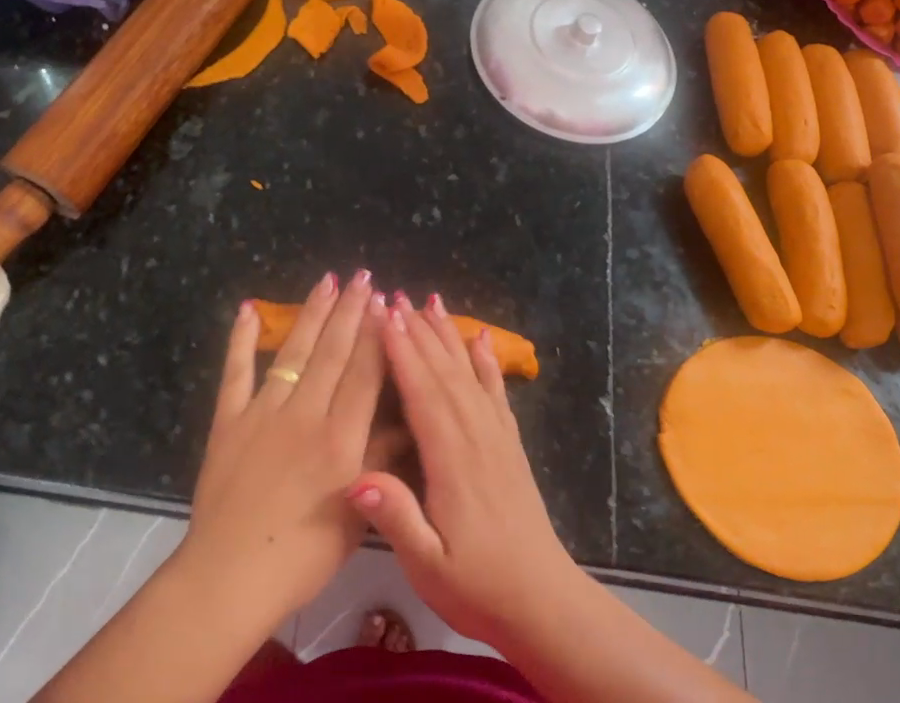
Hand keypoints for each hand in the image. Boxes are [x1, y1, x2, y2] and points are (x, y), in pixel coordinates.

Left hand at [175, 270, 387, 625]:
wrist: (231, 576)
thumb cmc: (305, 555)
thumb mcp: (358, 511)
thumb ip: (381, 458)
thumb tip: (409, 415)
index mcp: (340, 438)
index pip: (364, 373)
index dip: (377, 334)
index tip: (386, 301)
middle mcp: (305, 415)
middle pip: (332, 352)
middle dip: (350, 311)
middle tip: (363, 276)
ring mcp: (262, 413)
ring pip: (293, 353)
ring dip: (311, 314)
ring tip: (327, 281)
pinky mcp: (228, 422)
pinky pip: (236, 372)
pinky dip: (241, 339)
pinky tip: (248, 309)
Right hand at [345, 294, 583, 645]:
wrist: (543, 603)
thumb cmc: (477, 587)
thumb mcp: (429, 564)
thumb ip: (397, 518)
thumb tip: (357, 476)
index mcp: (453, 462)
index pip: (423, 394)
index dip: (402, 352)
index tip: (382, 316)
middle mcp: (477, 439)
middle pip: (445, 374)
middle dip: (419, 332)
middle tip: (396, 296)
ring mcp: (498, 440)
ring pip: (470, 375)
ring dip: (449, 337)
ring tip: (431, 302)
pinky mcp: (510, 448)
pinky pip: (496, 394)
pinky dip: (487, 363)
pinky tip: (481, 341)